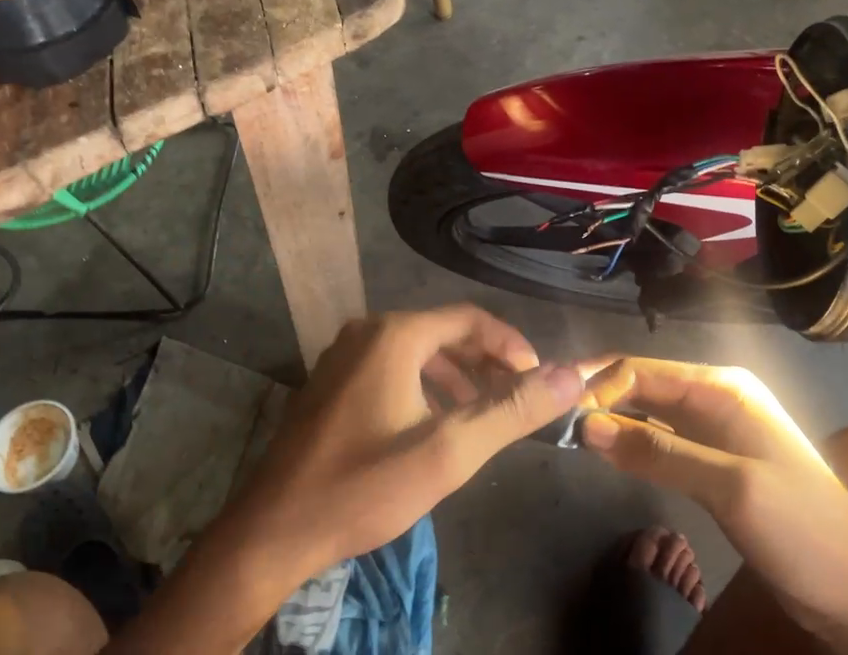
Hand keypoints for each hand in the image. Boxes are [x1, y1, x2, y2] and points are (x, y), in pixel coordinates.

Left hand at [228, 305, 582, 575]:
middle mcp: (365, 332)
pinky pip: (388, 368)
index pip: (469, 320)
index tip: (537, 381)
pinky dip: (422, 386)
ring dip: (455, 376)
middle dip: (484, 362)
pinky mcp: (329, 383)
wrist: (276, 528)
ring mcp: (340, 356)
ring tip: (481, 415)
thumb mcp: (448, 452)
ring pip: (415, 352)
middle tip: (514, 401)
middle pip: (442, 332)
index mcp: (393, 335)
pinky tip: (432, 424)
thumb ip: (511, 411)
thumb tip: (570, 376)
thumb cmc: (365, 485)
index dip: (511, 345)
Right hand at [578, 359, 847, 652]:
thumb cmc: (803, 532)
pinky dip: (633, 444)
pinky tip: (608, 454)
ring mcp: (719, 431)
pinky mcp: (717, 462)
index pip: (643, 370)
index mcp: (725, 388)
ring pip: (650, 412)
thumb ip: (657, 452)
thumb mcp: (729, 486)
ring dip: (613, 420)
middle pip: (644, 386)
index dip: (598, 386)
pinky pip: (663, 440)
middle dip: (599, 397)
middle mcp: (719, 397)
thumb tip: (586, 423)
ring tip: (567, 434)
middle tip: (551, 419)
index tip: (556, 412)